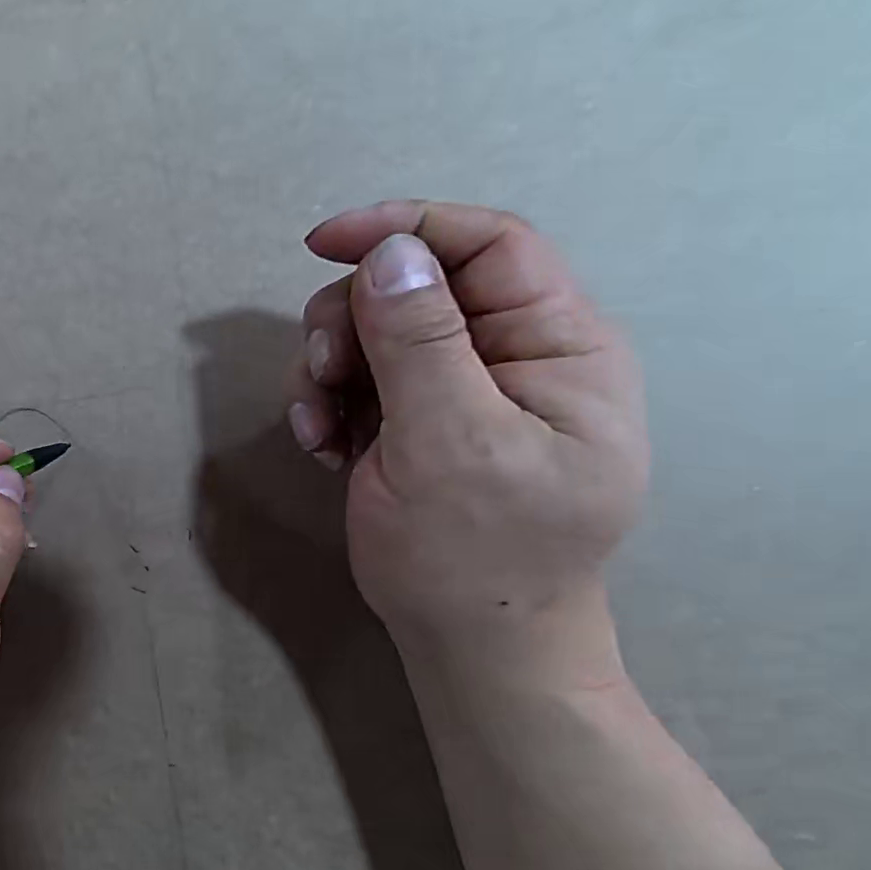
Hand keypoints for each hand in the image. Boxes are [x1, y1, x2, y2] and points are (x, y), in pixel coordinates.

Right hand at [286, 201, 647, 684]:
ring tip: (316, 426)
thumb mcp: (449, 444)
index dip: (405, 228)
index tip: (321, 244)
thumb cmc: (475, 553)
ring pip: (372, 332)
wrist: (468, 642)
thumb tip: (390, 253)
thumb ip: (421, 344)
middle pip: (413, 286)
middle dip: (350, 320)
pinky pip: (356, 379)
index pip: (487, 245)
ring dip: (327, 369)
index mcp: (554, 347)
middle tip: (320, 373)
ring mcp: (456, 389)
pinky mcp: (413, 420)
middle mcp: (508, 356)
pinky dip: (326, 403)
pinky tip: (321, 445)